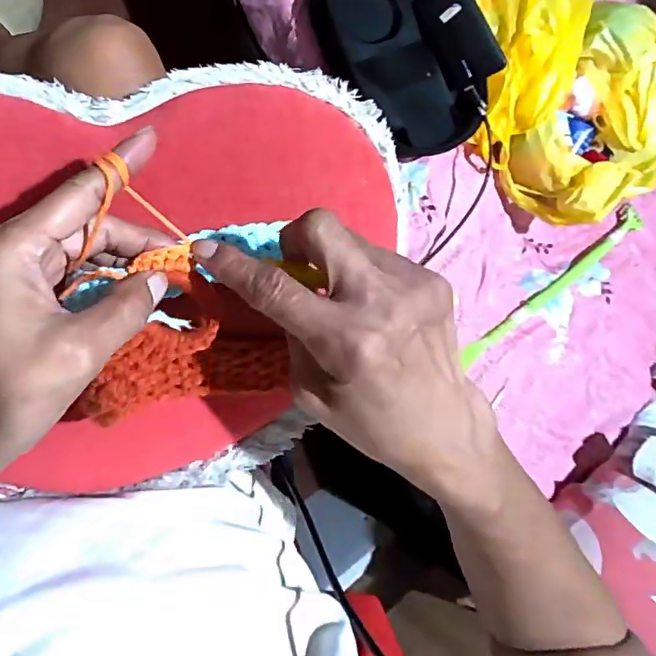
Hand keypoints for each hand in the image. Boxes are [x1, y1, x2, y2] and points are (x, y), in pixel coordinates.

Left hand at [0, 129, 172, 473]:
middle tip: (179, 260)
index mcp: (16, 248)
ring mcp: (10, 276)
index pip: (80, 193)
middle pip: (85, 228)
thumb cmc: (6, 395)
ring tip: (165, 280)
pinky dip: (100, 284)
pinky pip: (67, 278)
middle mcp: (10, 251)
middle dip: (134, 242)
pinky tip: (130, 294)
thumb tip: (159, 281)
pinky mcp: (14, 300)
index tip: (151, 136)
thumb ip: (125, 307)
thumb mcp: (77, 350)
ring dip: (120, 265)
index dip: (120, 165)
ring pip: (78, 254)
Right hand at [193, 209, 509, 511]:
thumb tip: (278, 292)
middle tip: (294, 267)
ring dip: (331, 261)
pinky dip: (361, 274)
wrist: (448, 429)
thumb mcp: (313, 394)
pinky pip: (377, 256)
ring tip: (341, 297)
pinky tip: (374, 307)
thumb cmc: (373, 424)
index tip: (207, 248)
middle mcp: (380, 300)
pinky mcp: (432, 278)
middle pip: (321, 226)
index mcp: (346, 340)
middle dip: (293, 238)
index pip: (276, 288)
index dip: (236, 265)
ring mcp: (412, 282)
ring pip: (349, 238)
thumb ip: (291, 335)